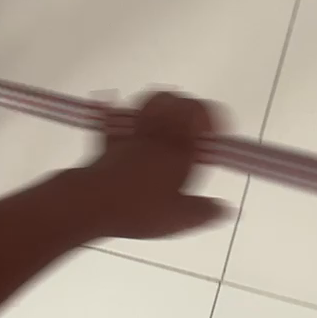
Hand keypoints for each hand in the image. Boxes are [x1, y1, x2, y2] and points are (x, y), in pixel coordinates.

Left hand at [63, 91, 228, 240]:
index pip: (201, 113)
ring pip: (147, 101)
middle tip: (190, 130)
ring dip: (159, 106)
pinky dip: (118, 113)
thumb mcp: (179, 218)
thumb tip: (223, 210)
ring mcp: (131, 132)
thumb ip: (203, 211)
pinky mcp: (108, 138)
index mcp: (179, 147)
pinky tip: (121, 116)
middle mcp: (157, 133)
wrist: (93, 203)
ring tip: (162, 124)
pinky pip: (113, 117)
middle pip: (175, 99)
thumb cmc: (139, 209)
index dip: (210, 119)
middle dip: (186, 108)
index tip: (210, 136)